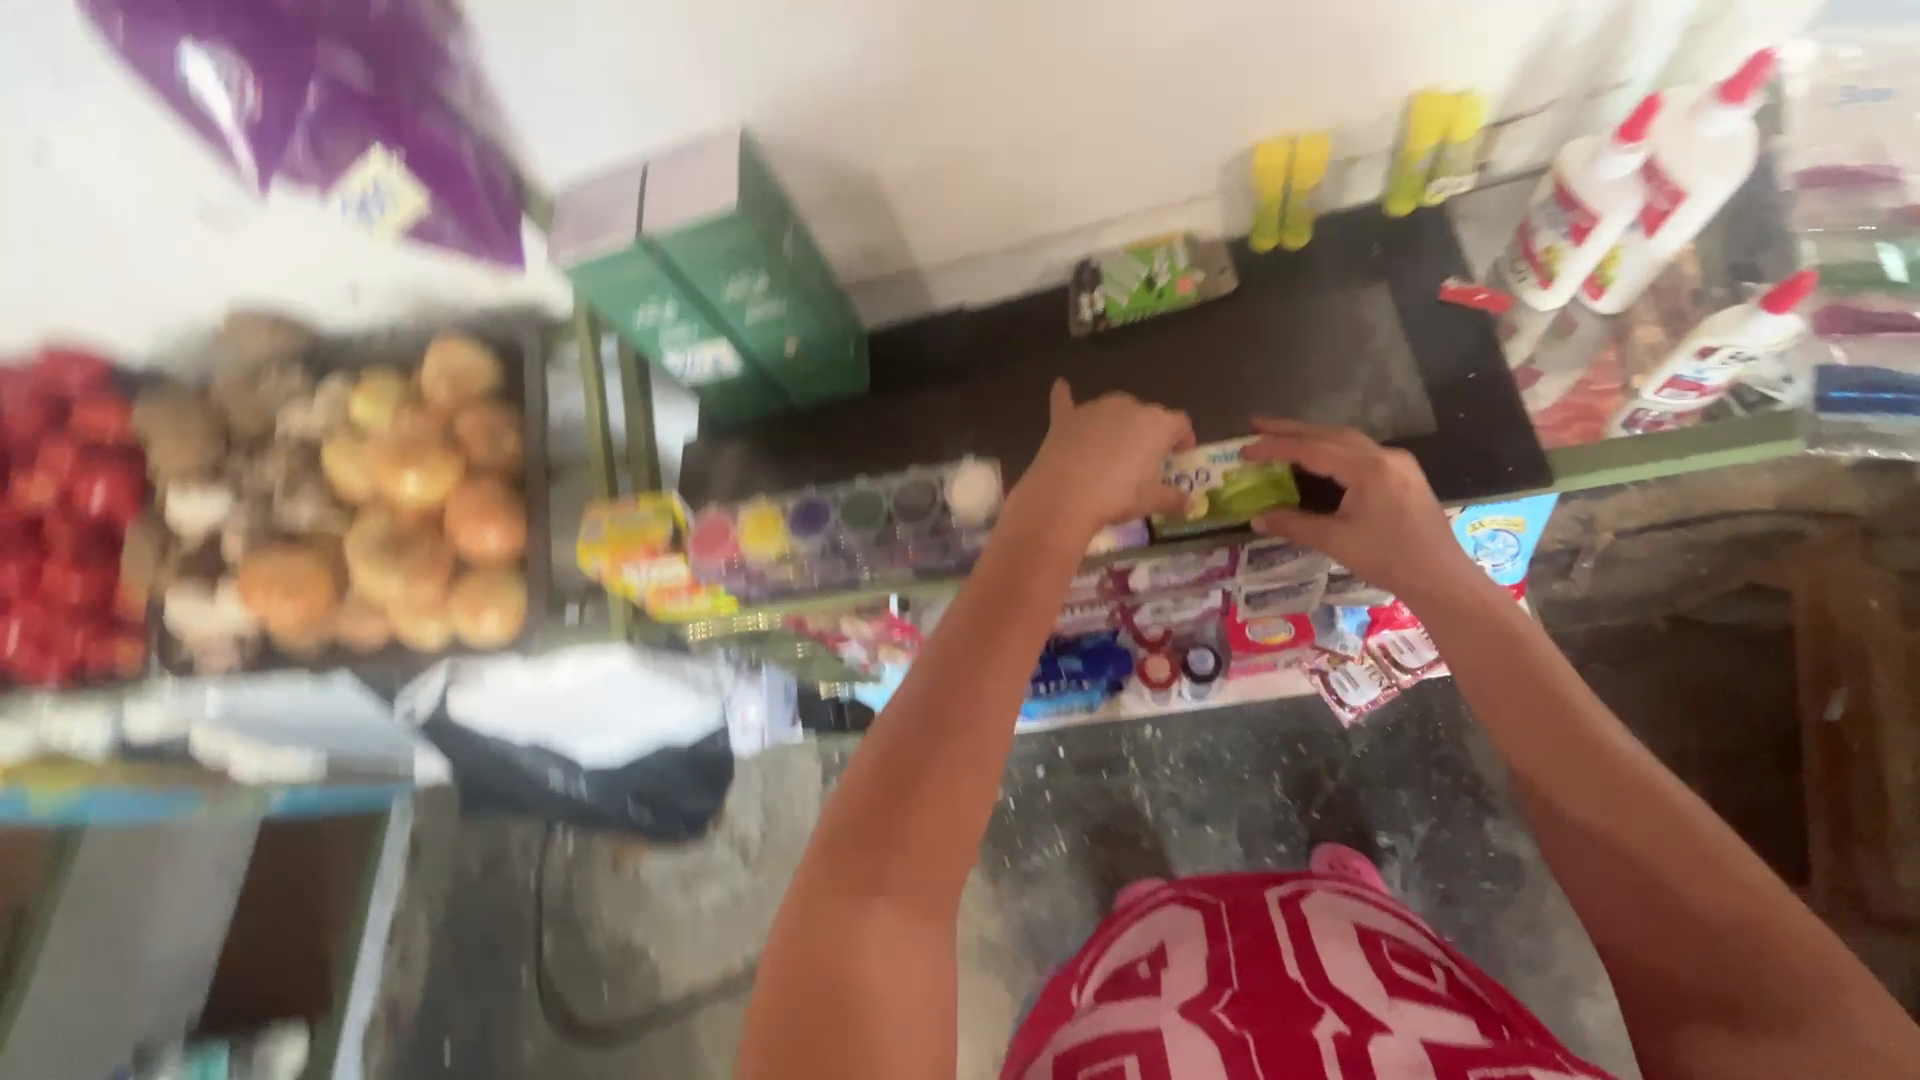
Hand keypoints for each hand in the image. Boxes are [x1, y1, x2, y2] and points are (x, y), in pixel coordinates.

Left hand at [1013, 380, 1194, 535]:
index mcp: (1158, 424)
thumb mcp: (1151, 502)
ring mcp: (1095, 409)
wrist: (1065, 496)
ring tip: (1111, 449)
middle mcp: (1129, 406)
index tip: (1179, 454)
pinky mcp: (1066, 417)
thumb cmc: (1117, 497)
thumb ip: (1173, 499)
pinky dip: (1065, 396)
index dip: (1183, 438)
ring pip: (1112, 410)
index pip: (1180, 423)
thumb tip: (1189, 504)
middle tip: (1142, 460)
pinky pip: (1065, 400)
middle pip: (1145, 415)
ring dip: (1116, 423)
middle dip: (1147, 433)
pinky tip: (1061, 387)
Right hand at [1242, 420, 1484, 605]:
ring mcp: (1397, 463)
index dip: (1276, 448)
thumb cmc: (1388, 559)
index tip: (1245, 450)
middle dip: (1291, 430)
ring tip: (1280, 437)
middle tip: (1256, 426)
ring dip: (1311, 436)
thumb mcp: (1335, 541)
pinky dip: (1331, 449)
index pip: (1312, 449)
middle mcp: (1384, 456)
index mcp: (1368, 469)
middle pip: (1330, 434)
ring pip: (1346, 440)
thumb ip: (1293, 524)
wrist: (1441, 577)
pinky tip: (1316, 456)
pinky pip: (1360, 452)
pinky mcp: (1402, 474)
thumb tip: (1256, 518)